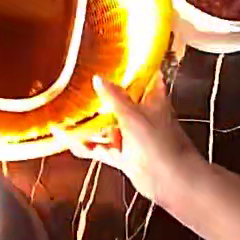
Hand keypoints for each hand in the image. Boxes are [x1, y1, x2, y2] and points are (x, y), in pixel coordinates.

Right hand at [64, 76, 202, 205]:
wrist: (171, 181)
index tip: (114, 58)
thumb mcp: (132, 115)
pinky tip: (70, 142)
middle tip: (79, 86)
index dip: (132, 67)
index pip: (145, 77)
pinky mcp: (125, 155)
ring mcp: (133, 136)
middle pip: (121, 101)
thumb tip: (98, 78)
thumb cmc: (158, 142)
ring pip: (109, 126)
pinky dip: (87, 146)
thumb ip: (114, 97)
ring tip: (68, 114)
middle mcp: (143, 115)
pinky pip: (102, 148)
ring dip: (91, 123)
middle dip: (102, 96)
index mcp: (152, 99)